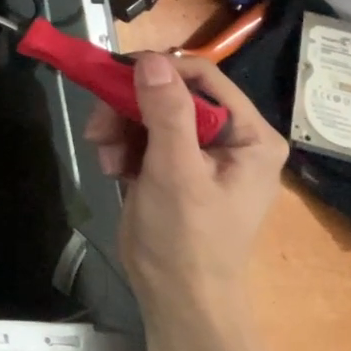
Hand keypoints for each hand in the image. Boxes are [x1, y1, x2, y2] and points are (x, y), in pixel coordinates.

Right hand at [84, 52, 289, 313]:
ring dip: (117, 129)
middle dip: (127, 108)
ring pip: (145, 111)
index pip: (203, 77)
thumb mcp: (175, 170)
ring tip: (107, 158)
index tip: (112, 78)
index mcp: (250, 137)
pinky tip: (114, 169)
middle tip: (100, 131)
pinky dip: (118, 146)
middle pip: (167, 93)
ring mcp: (198, 152)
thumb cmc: (187, 234)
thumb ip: (166, 113)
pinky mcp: (171, 164)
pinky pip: (138, 133)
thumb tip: (150, 59)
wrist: (176, 291)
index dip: (157, 71)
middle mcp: (229, 138)